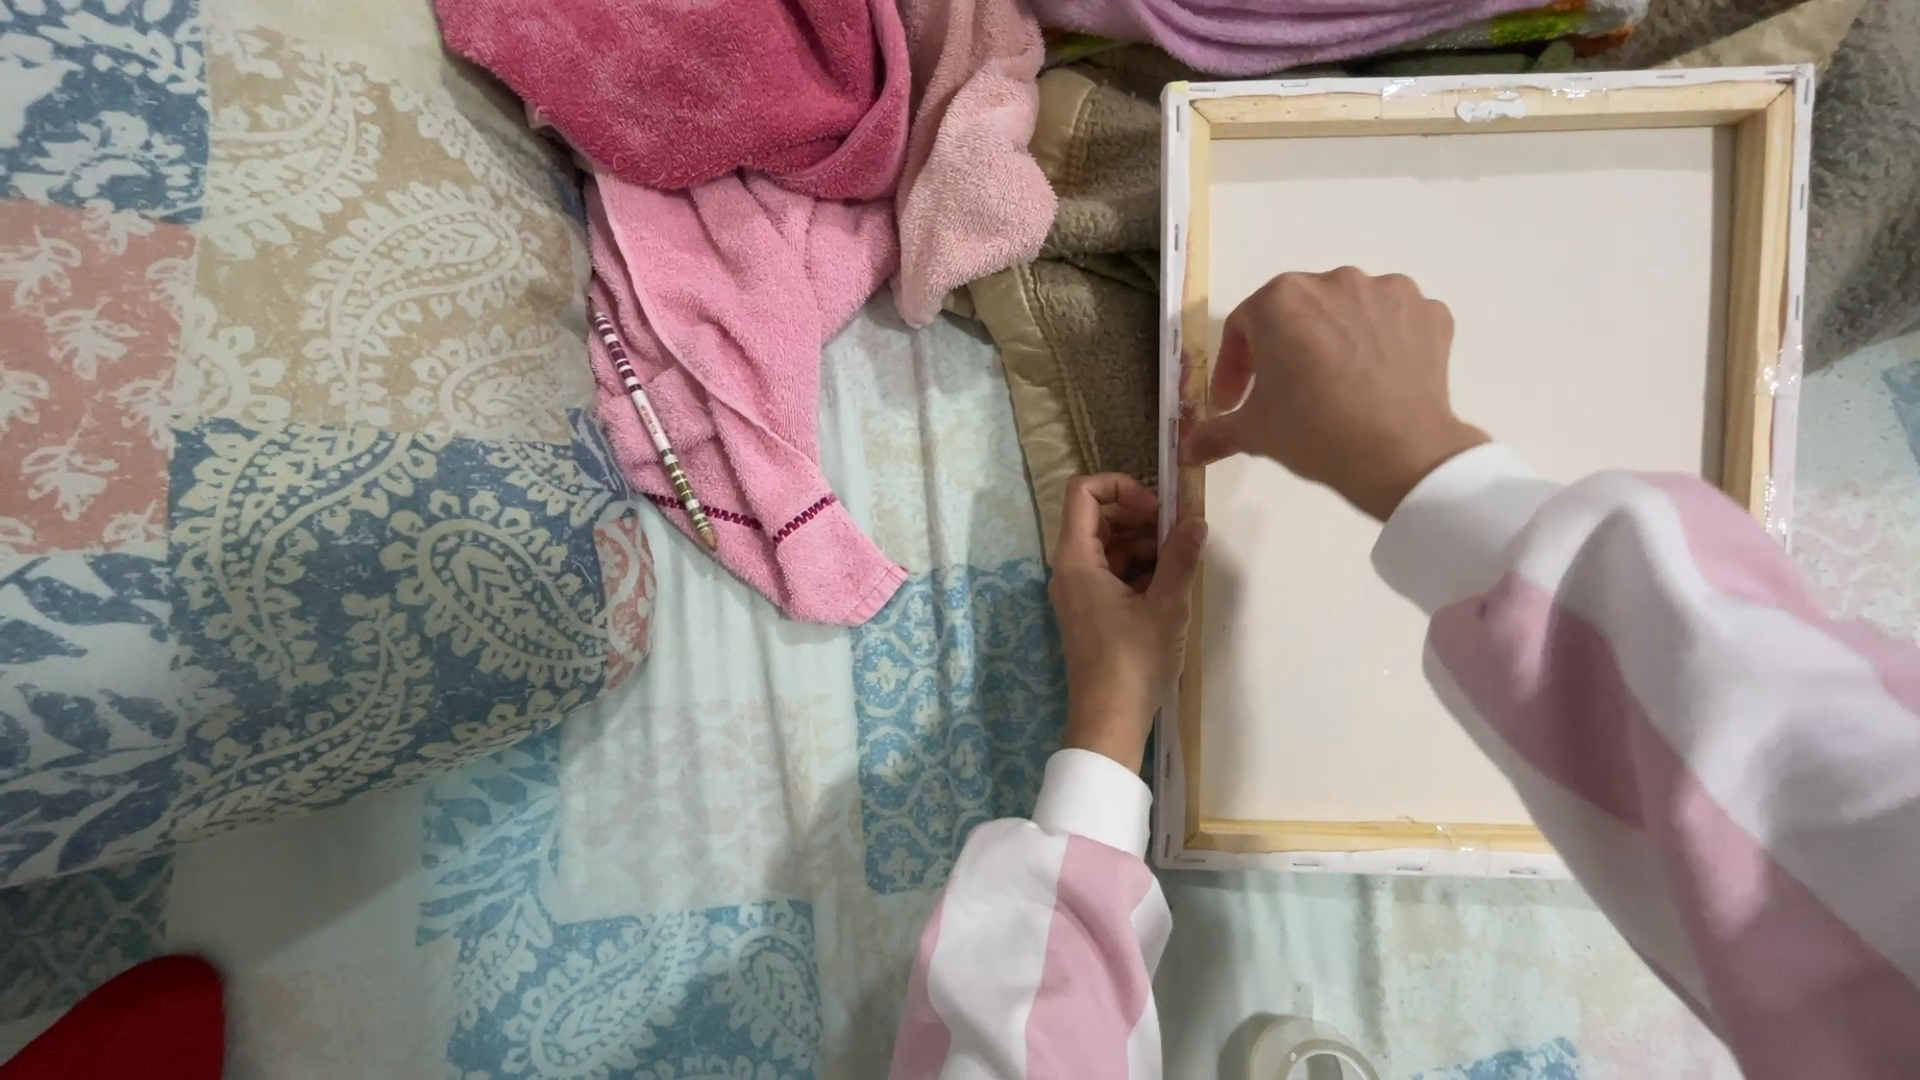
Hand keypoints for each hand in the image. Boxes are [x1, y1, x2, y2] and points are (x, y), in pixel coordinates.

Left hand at [1048, 474, 1207, 773]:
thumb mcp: (1166, 606)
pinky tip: (1169, 586)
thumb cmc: (1133, 661)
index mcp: (1076, 559)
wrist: (1108, 719)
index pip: (1083, 492)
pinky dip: (1138, 570)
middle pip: (1098, 518)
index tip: (1156, 510)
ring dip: (1144, 545)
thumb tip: (1196, 521)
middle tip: (1178, 536)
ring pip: (1108, 546)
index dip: (1120, 487)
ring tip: (1180, 564)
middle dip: (1140, 518)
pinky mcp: (1089, 610)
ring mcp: (1077, 590)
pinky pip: (1111, 572)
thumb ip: (1181, 557)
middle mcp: (1069, 569)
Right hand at [1179, 267, 1489, 520]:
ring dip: (1333, 341)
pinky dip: (1380, 343)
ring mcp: (1387, 292)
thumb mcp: (1253, 432)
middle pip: (1296, 313)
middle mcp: (1333, 281)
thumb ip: (1215, 432)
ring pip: (1346, 313)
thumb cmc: (1310, 431)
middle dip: (1284, 349)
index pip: (1242, 327)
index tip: (1235, 402)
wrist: (1397, 453)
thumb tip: (1187, 450)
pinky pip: (1392, 322)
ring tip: (1334, 385)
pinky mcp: (1428, 311)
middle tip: (1282, 393)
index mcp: (1280, 301)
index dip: (1233, 368)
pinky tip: (1375, 379)